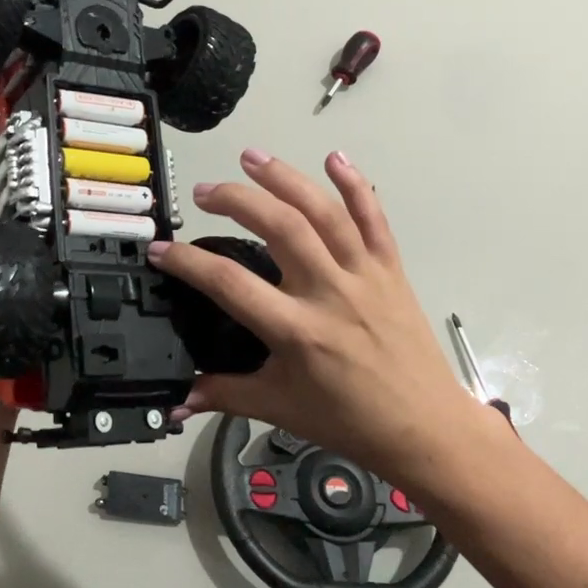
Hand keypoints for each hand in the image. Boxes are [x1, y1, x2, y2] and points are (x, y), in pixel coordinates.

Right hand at [148, 149, 505, 498]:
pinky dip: (356, 185)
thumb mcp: (279, 409)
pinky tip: (334, 157)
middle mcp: (330, 294)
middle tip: (205, 192)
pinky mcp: (391, 270)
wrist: (427, 429)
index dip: (187, 262)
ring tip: (251, 157)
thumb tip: (176, 401)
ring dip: (285, 178)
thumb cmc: (349, 421)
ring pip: (323, 213)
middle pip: (280, 228)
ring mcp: (364, 276)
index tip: (160, 249)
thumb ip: (222, 395)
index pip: (230, 283)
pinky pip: (374, 220)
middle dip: (237, 201)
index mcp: (296, 331)